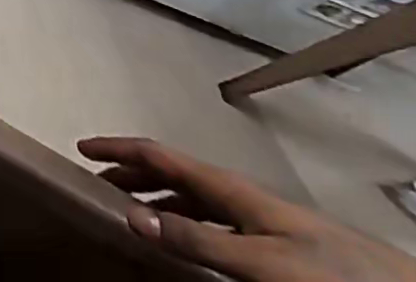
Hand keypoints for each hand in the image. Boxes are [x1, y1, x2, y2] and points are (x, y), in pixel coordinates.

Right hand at [79, 137, 415, 281]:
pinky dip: (186, 221)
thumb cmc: (335, 275)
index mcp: (230, 188)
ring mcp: (261, 219)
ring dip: (157, 197)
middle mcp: (239, 196)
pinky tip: (189, 243)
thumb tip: (130, 214)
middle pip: (173, 173)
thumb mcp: (264, 263)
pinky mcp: (279, 245)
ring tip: (134, 213)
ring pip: (194, 198)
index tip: (79, 147)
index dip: (117, 148)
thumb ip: (200, 240)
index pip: (159, 154)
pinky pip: (215, 221)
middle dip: (131, 172)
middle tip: (98, 184)